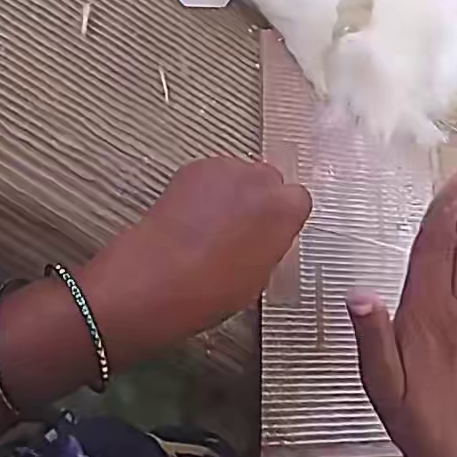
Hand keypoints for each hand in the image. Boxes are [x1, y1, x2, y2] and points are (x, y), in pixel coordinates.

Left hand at [81, 157, 309, 363]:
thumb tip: (264, 236)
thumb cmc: (212, 289)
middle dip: (259, 199)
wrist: (158, 276)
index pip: (298, 200)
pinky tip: (192, 216)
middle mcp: (258, 179)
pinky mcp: (192, 167)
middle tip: (242, 229)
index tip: (271, 234)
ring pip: (239, 174)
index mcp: (284, 209)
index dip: (283, 218)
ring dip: (232, 192)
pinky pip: (210, 175)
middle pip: (269, 180)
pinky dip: (206, 189)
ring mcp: (224, 168)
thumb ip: (270, 244)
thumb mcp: (260, 275)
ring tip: (213, 224)